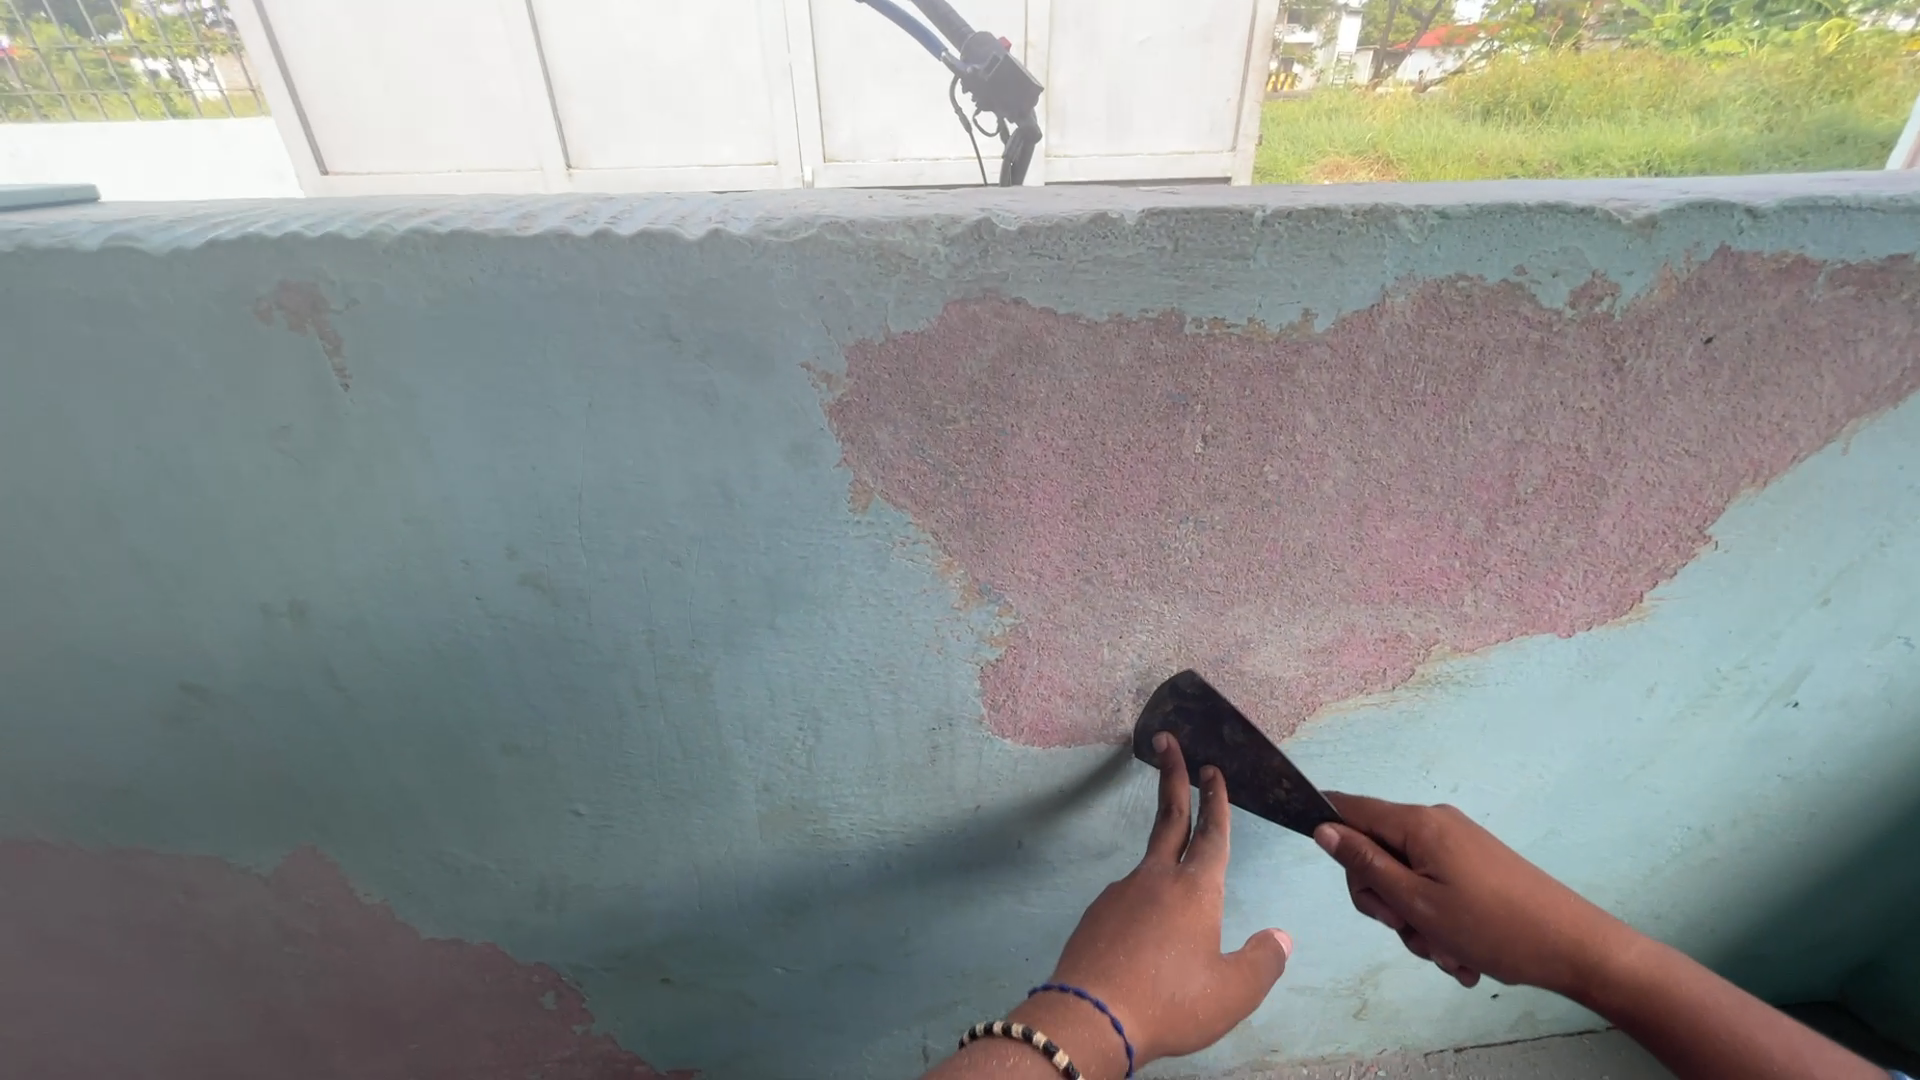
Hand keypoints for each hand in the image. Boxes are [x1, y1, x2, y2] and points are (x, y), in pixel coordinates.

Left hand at [1042, 733, 1292, 1063]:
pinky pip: (1131, 895)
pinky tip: (1149, 935)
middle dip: (1173, 775)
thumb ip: (1262, 961)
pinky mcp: (1100, 910)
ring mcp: (1123, 890)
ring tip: (1181, 895)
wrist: (1092, 1013)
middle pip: (1169, 816)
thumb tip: (1281, 936)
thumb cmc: (1170, 1001)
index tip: (1212, 767)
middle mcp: (1157, 877)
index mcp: (1195, 889)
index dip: (1216, 799)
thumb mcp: (1232, 993)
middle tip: (1168, 740)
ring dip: (1165, 849)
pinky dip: (1145, 898)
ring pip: (1150, 860)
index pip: (1211, 833)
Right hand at [1314, 793, 1629, 996]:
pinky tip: (1460, 953)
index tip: (1343, 873)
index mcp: (1415, 823)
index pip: (1347, 808)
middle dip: (1383, 898)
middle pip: (1375, 851)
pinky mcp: (1476, 865)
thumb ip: (1364, 863)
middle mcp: (1433, 823)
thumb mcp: (1416, 902)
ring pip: (1405, 876)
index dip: (1330, 832)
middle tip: (1407, 929)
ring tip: (1445, 952)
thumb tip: (1323, 828)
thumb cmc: (1494, 927)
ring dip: (1414, 919)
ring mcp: (1457, 844)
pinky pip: (1434, 886)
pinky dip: (1438, 919)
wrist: (1584, 952)